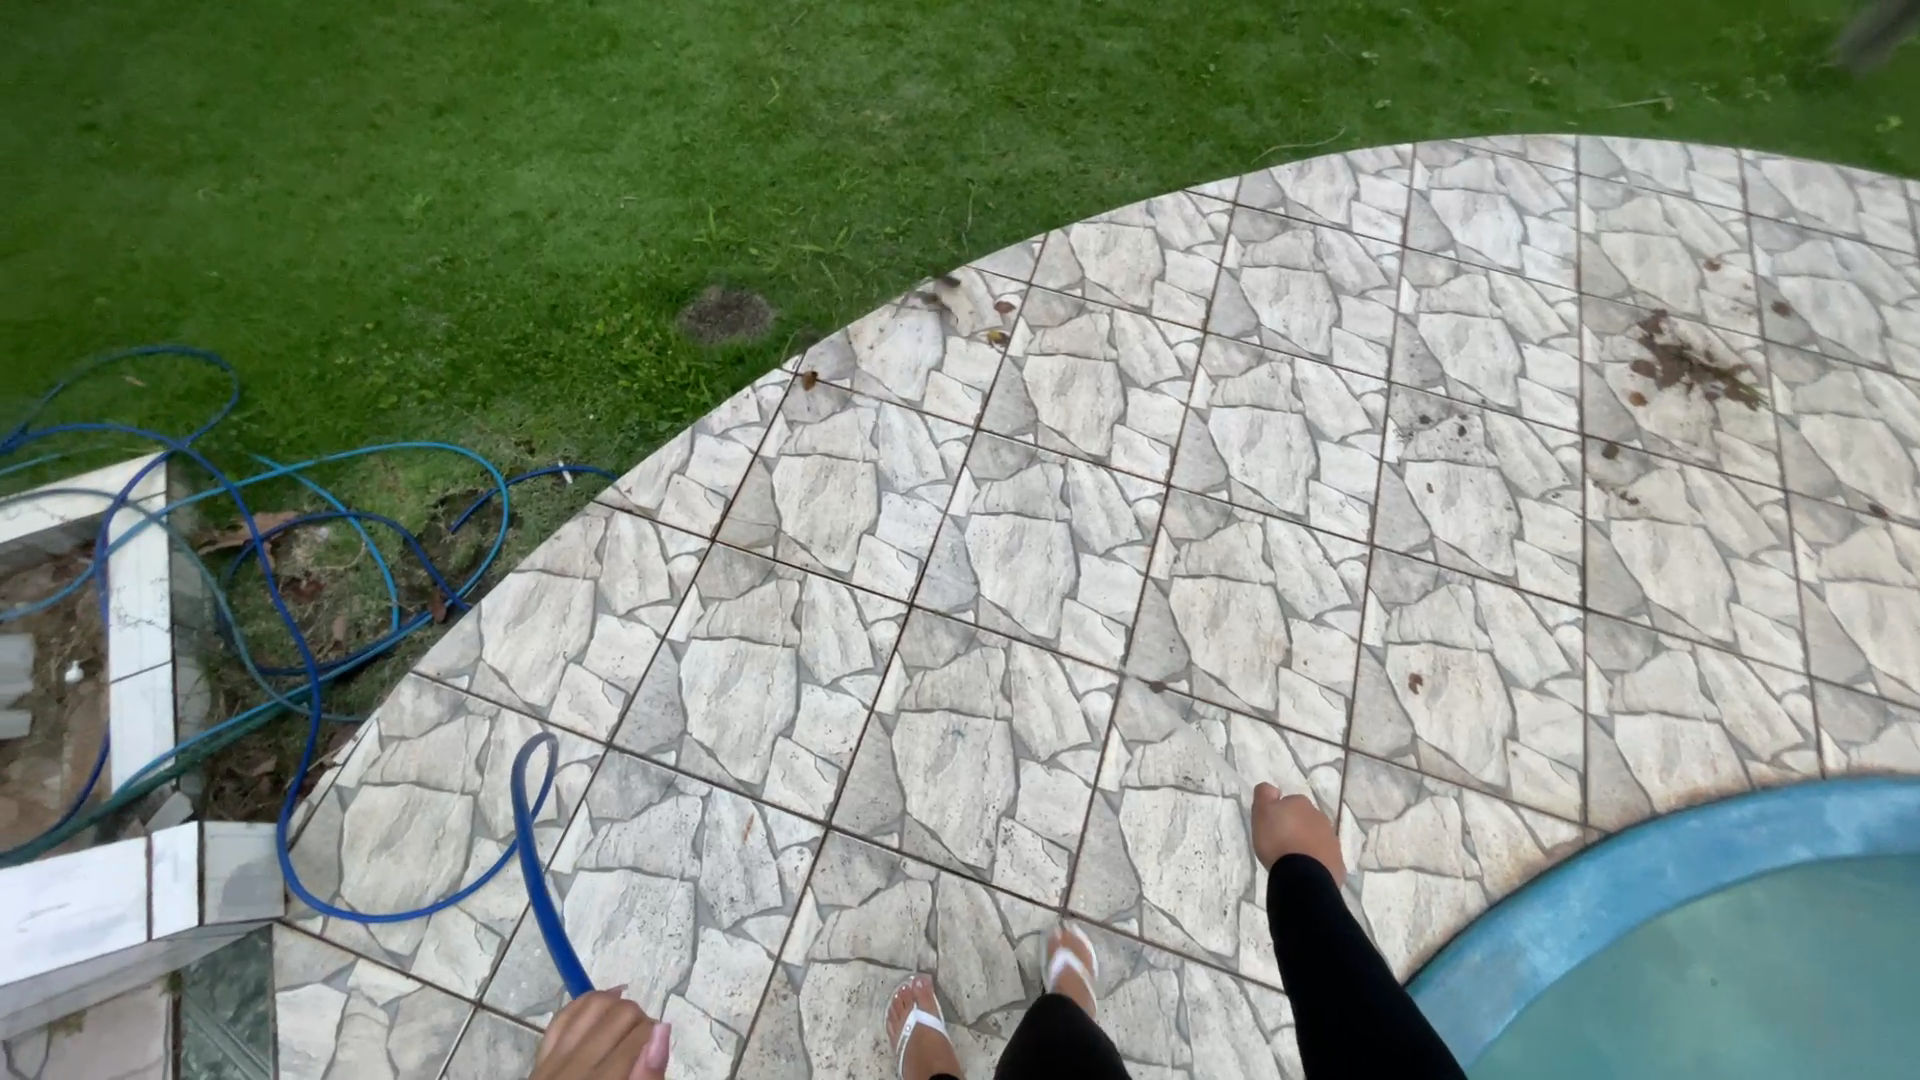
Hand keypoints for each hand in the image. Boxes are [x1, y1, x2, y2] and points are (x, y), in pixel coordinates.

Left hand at [530, 989, 670, 1079]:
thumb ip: (649, 1078)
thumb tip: (662, 1027)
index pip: (639, 1034)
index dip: (655, 1035)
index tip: (655, 1051)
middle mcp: (571, 1072)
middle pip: (620, 1013)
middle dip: (639, 1019)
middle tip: (641, 1042)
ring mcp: (549, 1067)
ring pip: (591, 1006)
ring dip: (616, 1005)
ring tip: (626, 1022)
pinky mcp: (537, 1064)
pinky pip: (563, 1017)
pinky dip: (586, 1005)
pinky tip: (604, 1006)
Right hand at [1251, 783, 1343, 878]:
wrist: (1303, 875)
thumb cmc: (1277, 840)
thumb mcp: (1261, 812)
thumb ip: (1264, 794)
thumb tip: (1272, 788)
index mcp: (1301, 804)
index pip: (1289, 802)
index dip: (1279, 813)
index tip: (1271, 826)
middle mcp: (1320, 818)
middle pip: (1305, 819)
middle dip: (1296, 827)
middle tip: (1280, 841)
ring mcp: (1332, 841)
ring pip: (1317, 837)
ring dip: (1307, 843)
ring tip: (1292, 857)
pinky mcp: (1338, 863)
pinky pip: (1325, 857)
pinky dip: (1316, 860)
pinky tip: (1305, 870)